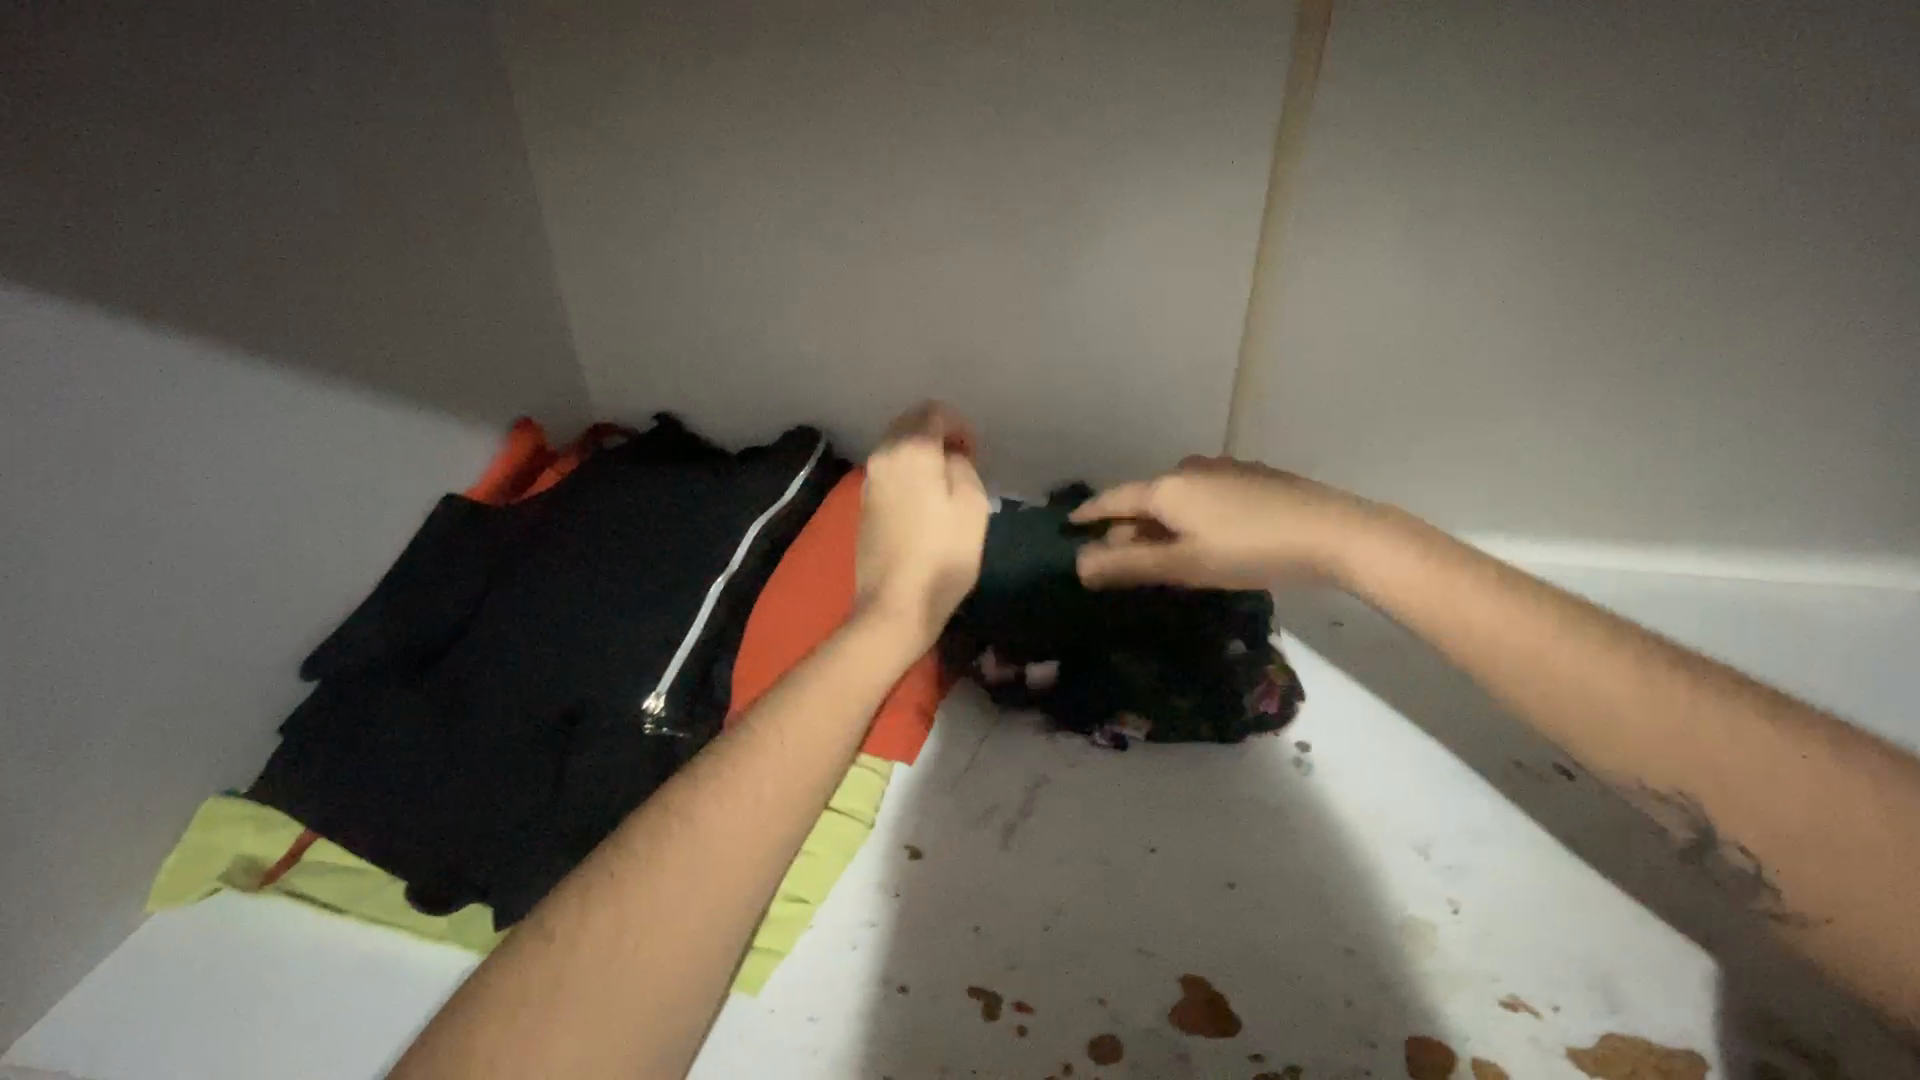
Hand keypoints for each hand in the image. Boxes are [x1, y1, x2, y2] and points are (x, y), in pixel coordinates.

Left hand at [854, 402, 991, 647]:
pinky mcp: (863, 505)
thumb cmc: (943, 554)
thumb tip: (949, 457)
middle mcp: (883, 456)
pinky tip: (923, 502)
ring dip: (920, 455)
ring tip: (943, 484)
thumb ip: (963, 466)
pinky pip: (888, 473)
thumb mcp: (973, 504)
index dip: (959, 426)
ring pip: (896, 449)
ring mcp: (868, 481)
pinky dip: (906, 474)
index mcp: (911, 449)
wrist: (896, 603)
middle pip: (909, 425)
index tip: (974, 453)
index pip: (934, 412)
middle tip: (961, 463)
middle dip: (937, 435)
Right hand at [1071, 456, 1386, 589]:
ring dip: (1163, 524)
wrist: (1334, 534)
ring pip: (1178, 498)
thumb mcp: (1184, 565)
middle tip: (1120, 560)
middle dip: (1129, 527)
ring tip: (1164, 554)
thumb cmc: (1250, 551)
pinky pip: (1205, 497)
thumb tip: (1078, 564)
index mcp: (1166, 487)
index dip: (1089, 514)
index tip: (1069, 525)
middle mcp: (1190, 469)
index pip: (1113, 499)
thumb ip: (1128, 564)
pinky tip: (1207, 538)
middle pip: (1145, 499)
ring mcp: (1225, 470)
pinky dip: (1192, 517)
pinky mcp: (1254, 478)